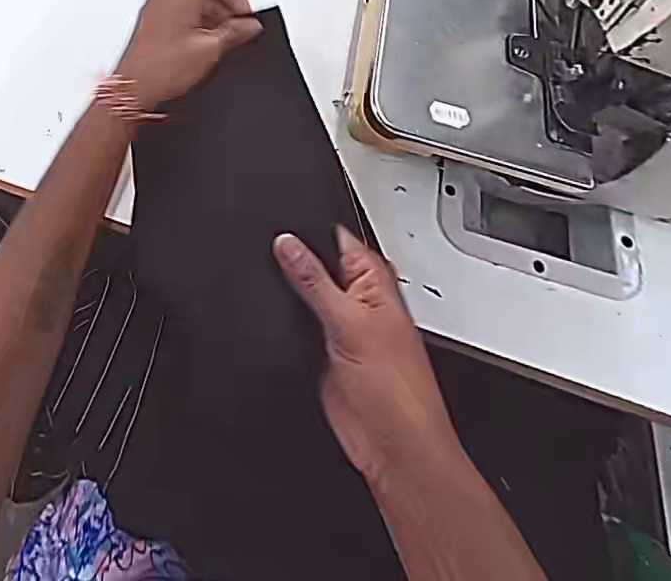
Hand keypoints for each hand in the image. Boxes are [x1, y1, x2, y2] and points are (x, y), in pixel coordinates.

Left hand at [114, 0, 262, 110]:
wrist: (133, 87)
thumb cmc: (162, 68)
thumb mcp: (210, 48)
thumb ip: (236, 32)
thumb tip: (250, 26)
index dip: (240, 0)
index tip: (247, 19)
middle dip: (228, 8)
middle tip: (240, 29)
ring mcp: (158, 3)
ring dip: (214, 15)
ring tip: (223, 39)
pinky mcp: (153, 16)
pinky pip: (183, 8)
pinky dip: (198, 19)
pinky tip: (205, 41)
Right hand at [275, 227, 461, 486]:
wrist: (393, 448)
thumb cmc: (399, 390)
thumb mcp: (348, 322)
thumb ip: (313, 280)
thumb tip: (288, 242)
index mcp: (373, 279)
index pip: (336, 237)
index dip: (308, 229)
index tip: (281, 224)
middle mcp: (358, 298)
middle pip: (316, 263)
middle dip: (294, 260)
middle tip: (271, 253)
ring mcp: (339, 325)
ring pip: (303, 294)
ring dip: (289, 293)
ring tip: (274, 290)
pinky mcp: (322, 350)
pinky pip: (297, 324)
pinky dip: (285, 323)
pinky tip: (276, 322)